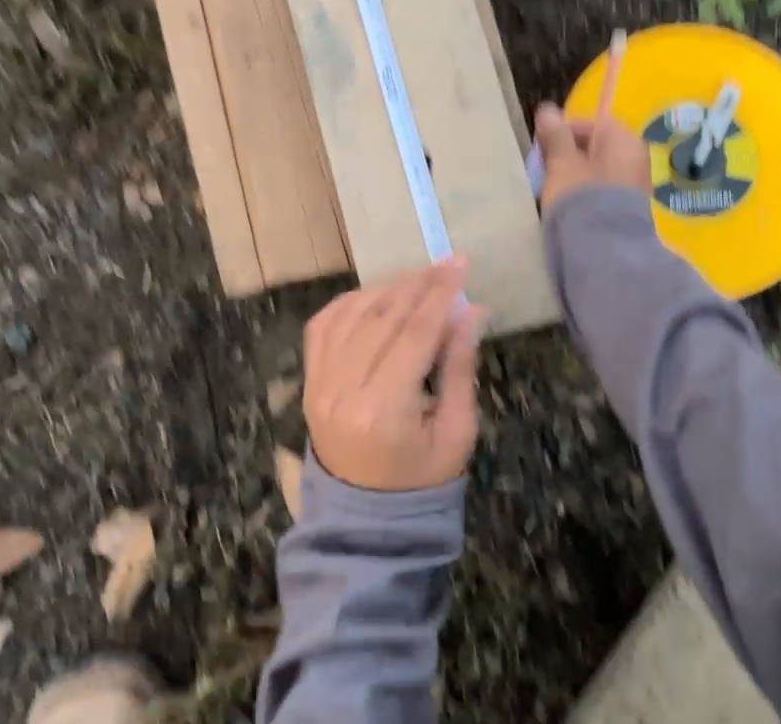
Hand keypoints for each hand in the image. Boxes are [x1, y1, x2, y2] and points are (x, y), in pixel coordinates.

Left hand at [303, 258, 487, 491]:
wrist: (364, 517)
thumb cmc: (420, 478)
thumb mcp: (455, 432)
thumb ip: (459, 367)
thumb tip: (472, 309)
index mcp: (383, 411)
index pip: (414, 334)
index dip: (439, 294)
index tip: (461, 264)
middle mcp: (343, 390)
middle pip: (382, 317)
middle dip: (417, 285)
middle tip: (445, 265)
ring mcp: (319, 384)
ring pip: (351, 314)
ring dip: (386, 288)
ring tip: (418, 279)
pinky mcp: (309, 380)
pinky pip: (324, 324)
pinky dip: (351, 302)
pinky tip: (378, 296)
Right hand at [535, 102, 652, 211]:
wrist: (604, 249)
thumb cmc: (580, 197)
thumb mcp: (561, 163)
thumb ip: (555, 136)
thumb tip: (548, 109)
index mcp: (623, 139)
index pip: (589, 123)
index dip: (561, 133)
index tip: (540, 150)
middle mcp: (635, 157)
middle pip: (594, 147)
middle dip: (568, 156)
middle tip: (543, 171)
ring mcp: (635, 184)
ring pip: (598, 170)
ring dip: (575, 177)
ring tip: (552, 191)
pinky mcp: (629, 208)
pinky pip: (603, 190)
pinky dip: (585, 193)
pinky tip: (569, 206)